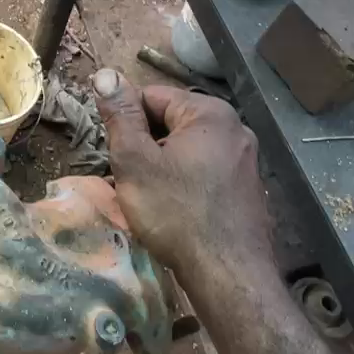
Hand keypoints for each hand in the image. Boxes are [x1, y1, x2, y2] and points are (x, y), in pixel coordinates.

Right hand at [92, 68, 272, 280]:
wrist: (229, 278)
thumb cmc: (176, 213)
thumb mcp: (135, 160)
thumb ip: (120, 114)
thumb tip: (106, 74)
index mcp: (210, 113)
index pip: (149, 96)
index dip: (124, 122)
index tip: (117, 154)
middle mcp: (235, 129)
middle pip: (169, 122)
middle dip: (144, 145)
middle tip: (130, 178)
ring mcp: (245, 162)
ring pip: (184, 150)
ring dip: (160, 166)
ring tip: (148, 197)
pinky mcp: (246, 190)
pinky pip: (203, 172)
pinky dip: (183, 183)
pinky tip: (173, 210)